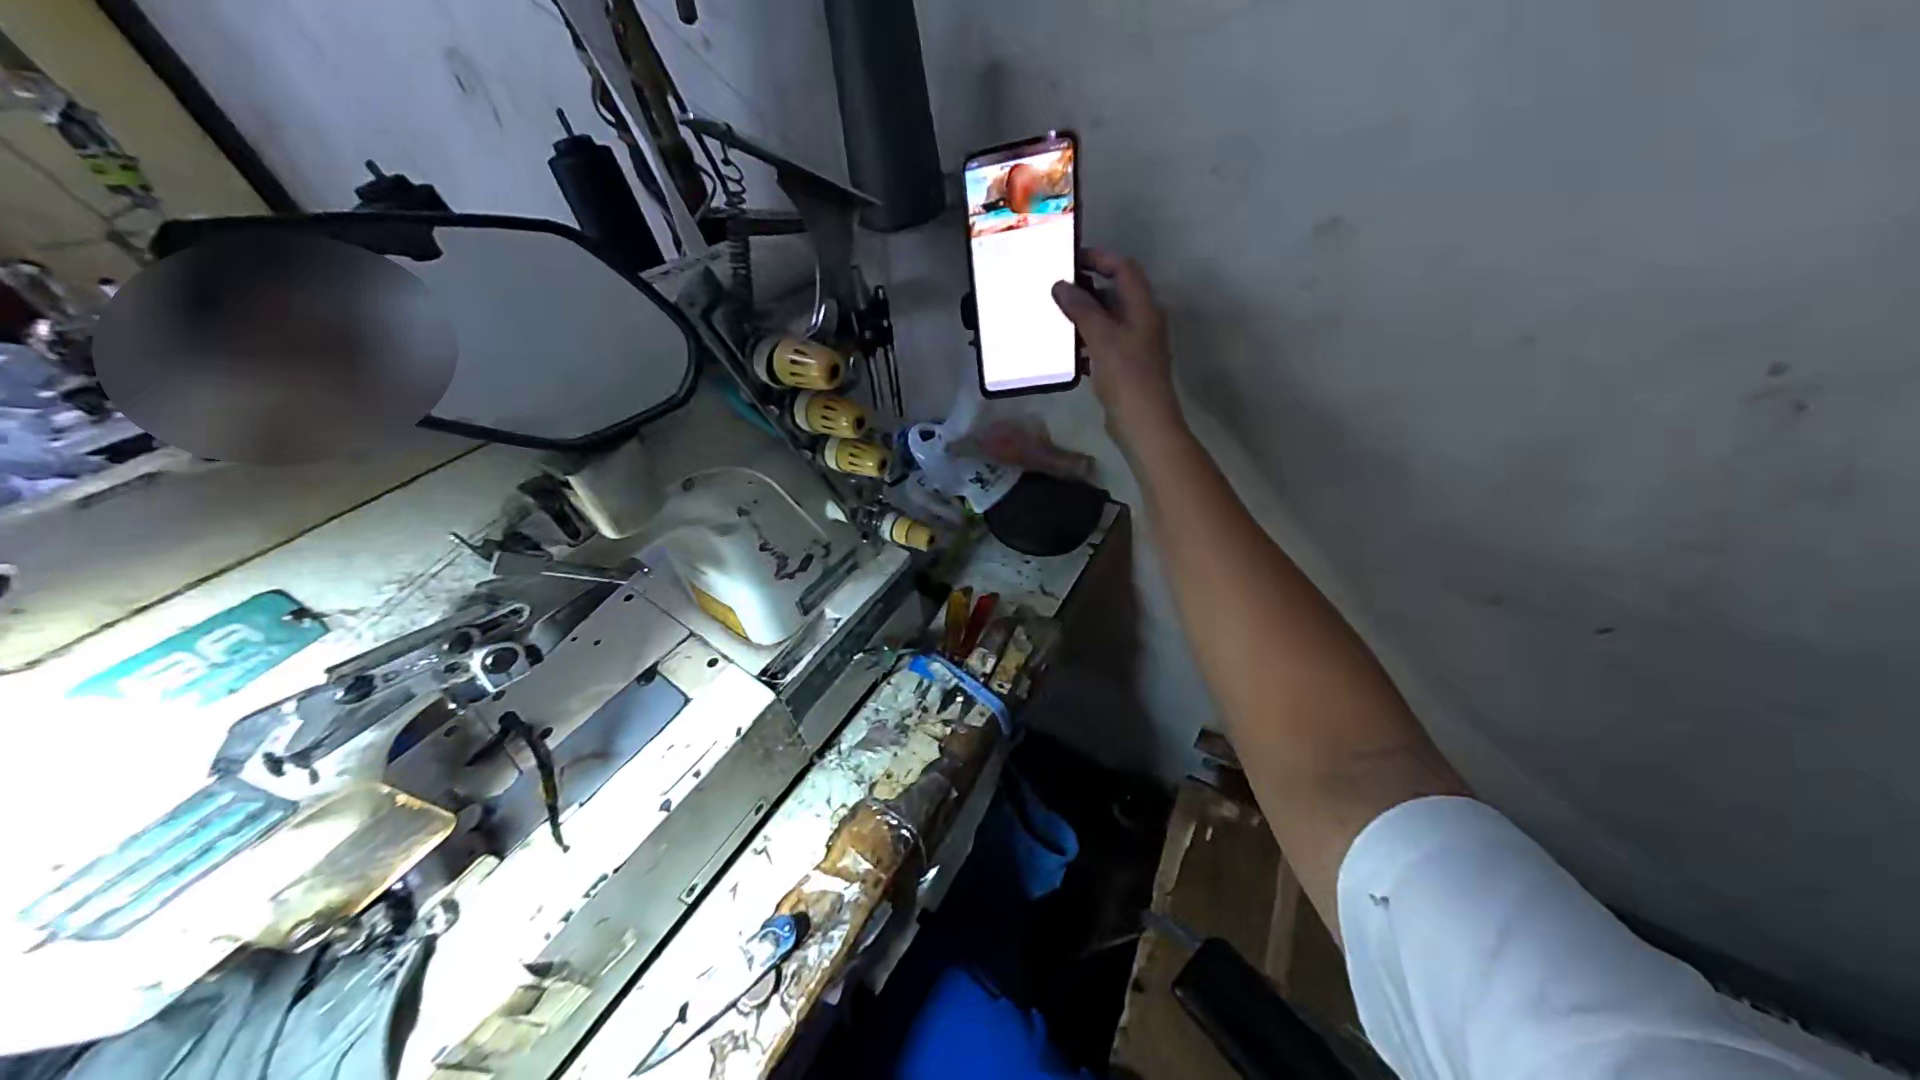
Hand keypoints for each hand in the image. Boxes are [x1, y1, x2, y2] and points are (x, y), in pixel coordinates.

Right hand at [1052, 249, 1180, 441]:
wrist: (1144, 424)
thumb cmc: (1127, 376)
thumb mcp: (1102, 337)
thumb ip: (1081, 308)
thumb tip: (1060, 285)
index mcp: (1143, 308)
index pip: (1124, 268)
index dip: (1099, 258)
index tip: (1069, 260)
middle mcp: (1142, 321)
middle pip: (1114, 292)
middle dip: (1085, 288)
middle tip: (1054, 289)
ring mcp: (1134, 345)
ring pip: (1106, 320)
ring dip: (1082, 316)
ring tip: (1053, 316)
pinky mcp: (1123, 366)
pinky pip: (1102, 344)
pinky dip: (1084, 341)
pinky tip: (1064, 350)